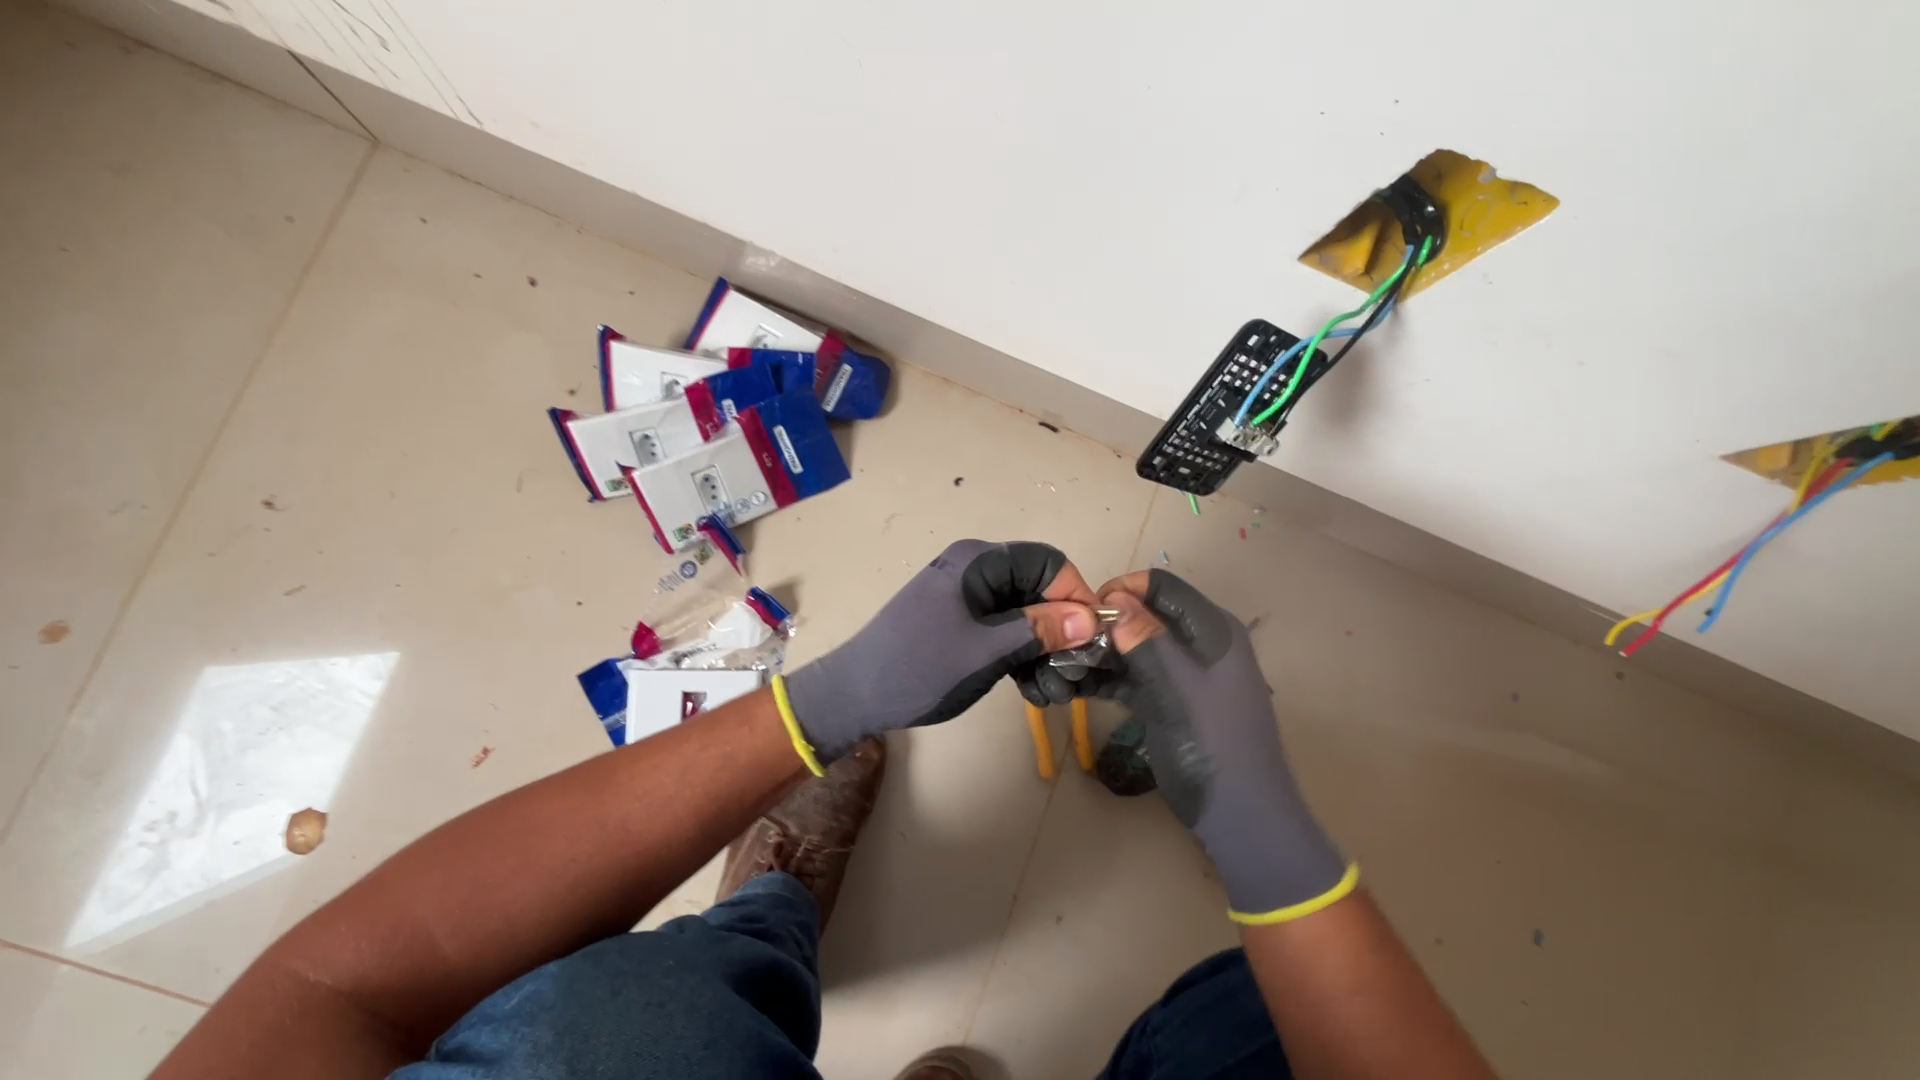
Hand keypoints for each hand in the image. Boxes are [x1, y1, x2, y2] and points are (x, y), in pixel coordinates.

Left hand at [780, 540, 1098, 761]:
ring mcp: (966, 595)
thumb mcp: (986, 651)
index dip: (1075, 595)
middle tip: (1071, 673)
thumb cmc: (919, 667)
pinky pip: (1005, 627)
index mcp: (977, 561)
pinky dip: (1022, 652)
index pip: (1047, 562)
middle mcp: (974, 568)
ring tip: (1050, 690)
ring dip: (1044, 648)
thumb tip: (1090, 618)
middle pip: (1038, 588)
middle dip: (1061, 629)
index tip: (1091, 637)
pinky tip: (1030, 686)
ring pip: (1025, 612)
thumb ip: (1039, 630)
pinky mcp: (960, 620)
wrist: (855, 695)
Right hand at [1096, 569, 1351, 923]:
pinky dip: (1106, 679)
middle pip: (1145, 616)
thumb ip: (1147, 639)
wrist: (1240, 814)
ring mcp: (1182, 675)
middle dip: (1106, 624)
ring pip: (1135, 648)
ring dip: (1100, 653)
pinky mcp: (1167, 701)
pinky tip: (1071, 685)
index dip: (1124, 589)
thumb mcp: (1178, 686)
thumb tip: (1115, 598)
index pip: (1163, 587)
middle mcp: (1197, 644)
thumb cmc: (1214, 742)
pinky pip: (1133, 678)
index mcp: (1212, 630)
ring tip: (1060, 664)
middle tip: (1066, 640)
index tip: (1086, 610)